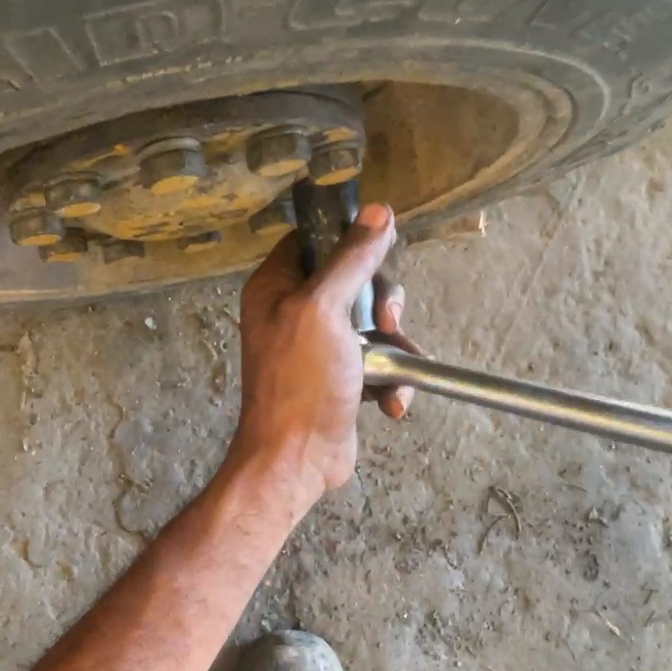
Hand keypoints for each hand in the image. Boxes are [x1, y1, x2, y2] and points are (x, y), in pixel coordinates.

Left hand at [228, 203, 419, 508]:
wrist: (298, 459)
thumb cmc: (300, 381)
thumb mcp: (324, 309)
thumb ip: (351, 259)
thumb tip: (378, 211)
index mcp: (276, 287)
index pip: (313, 240)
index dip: (347, 240)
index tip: (376, 251)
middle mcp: (295, 312)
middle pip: (356, 280)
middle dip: (382, 303)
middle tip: (388, 321)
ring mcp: (320, 347)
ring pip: (375, 323)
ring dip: (396, 348)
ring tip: (395, 371)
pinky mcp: (343, 378)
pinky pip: (379, 362)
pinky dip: (392, 381)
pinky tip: (393, 403)